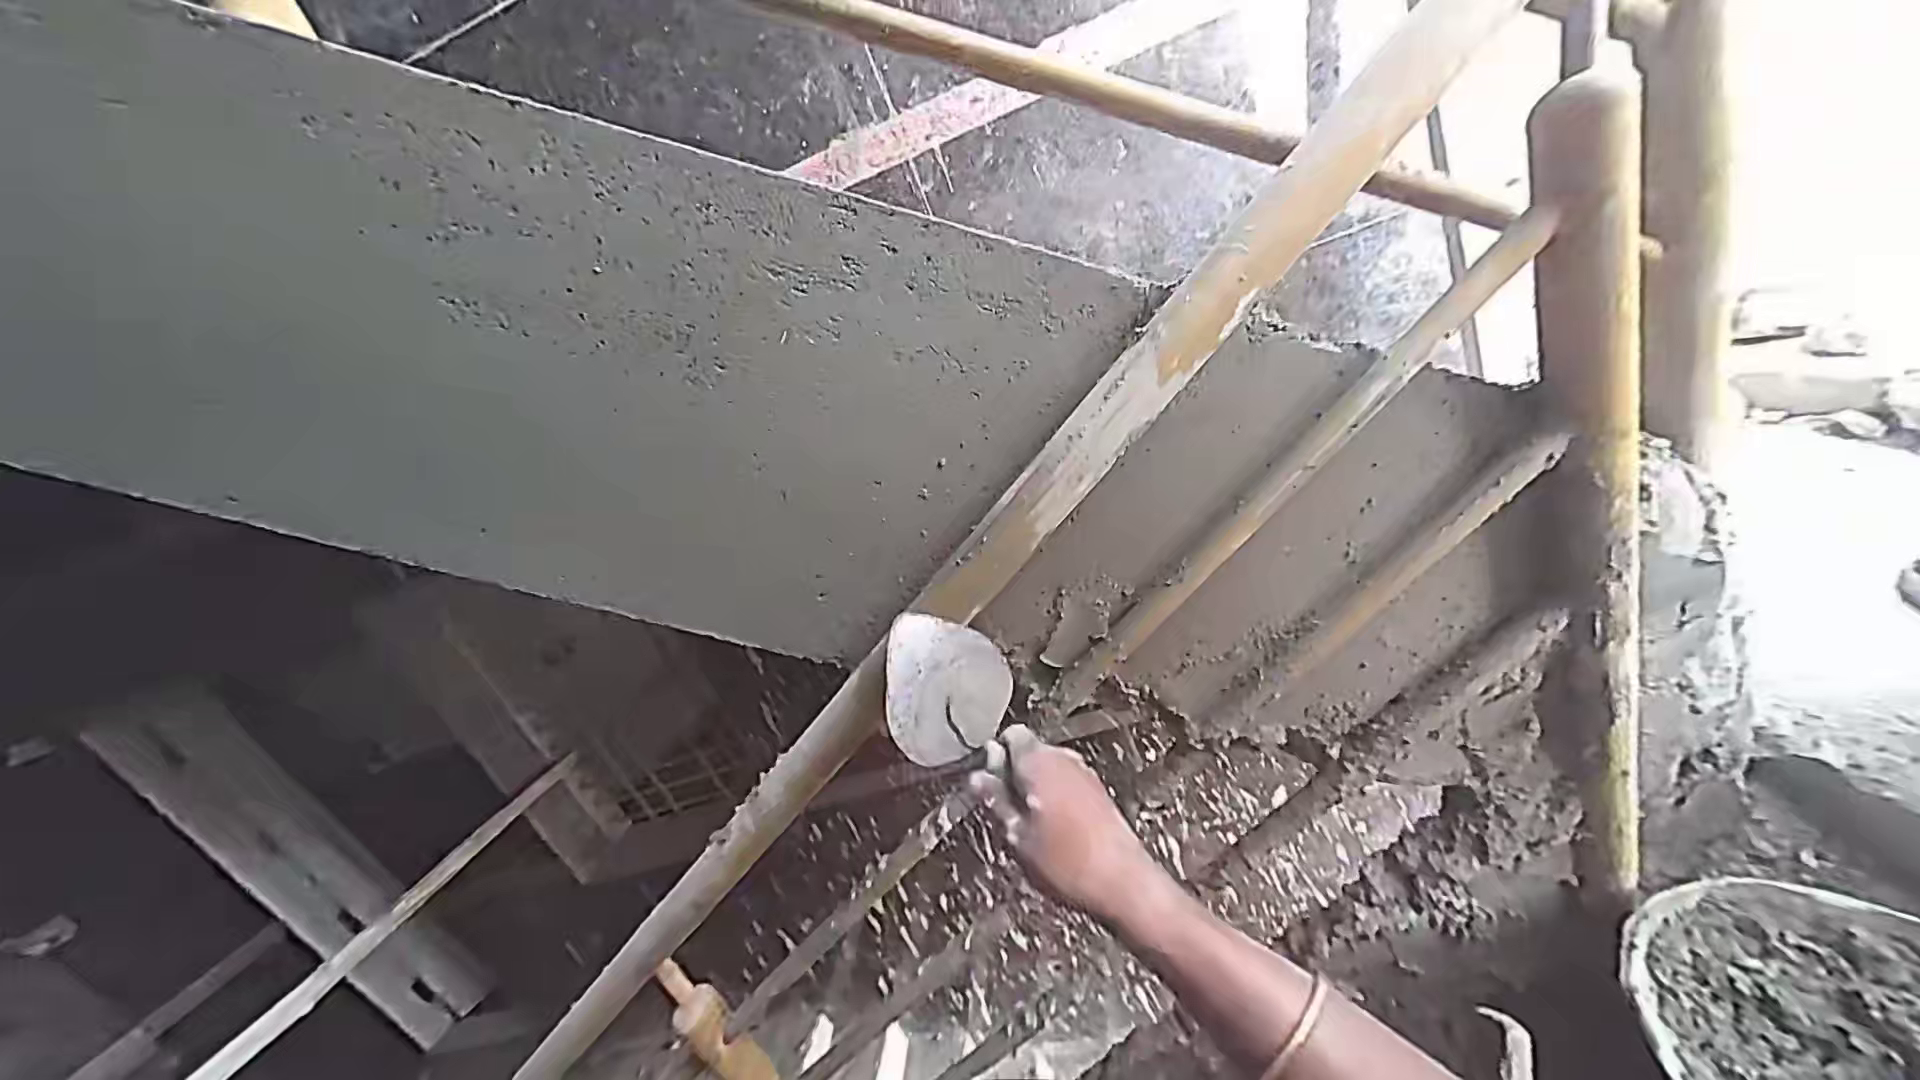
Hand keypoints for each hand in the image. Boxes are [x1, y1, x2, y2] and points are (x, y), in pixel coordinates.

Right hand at [968, 724, 1165, 921]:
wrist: (1124, 883)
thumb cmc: (1066, 862)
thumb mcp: (1016, 835)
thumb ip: (995, 799)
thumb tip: (978, 776)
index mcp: (1038, 760)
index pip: (1010, 735)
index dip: (996, 756)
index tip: (991, 785)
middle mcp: (1063, 757)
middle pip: (1029, 752)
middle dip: (1015, 775)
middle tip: (1008, 814)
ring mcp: (1084, 772)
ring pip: (1048, 769)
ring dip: (1036, 789)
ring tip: (1033, 829)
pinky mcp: (1098, 791)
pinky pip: (1066, 782)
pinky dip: (1056, 798)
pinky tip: (1058, 832)